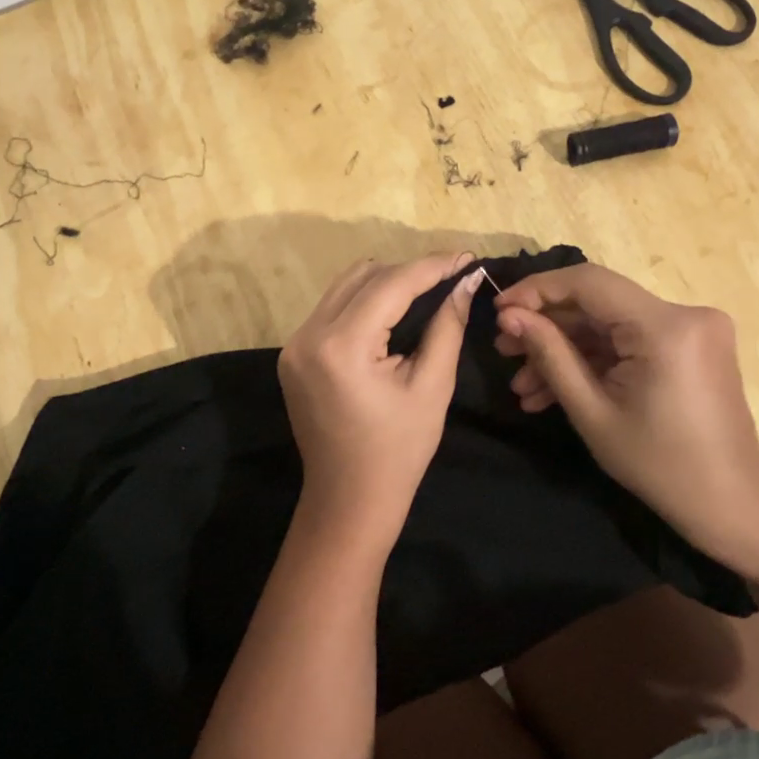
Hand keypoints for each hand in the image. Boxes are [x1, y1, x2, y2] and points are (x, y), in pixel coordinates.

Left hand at [279, 252, 484, 541]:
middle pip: (363, 276)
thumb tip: (464, 283)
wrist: (348, 500)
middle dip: (408, 272)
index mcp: (342, 346)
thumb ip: (446, 327)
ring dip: (384, 284)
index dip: (431, 267)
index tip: (466, 258)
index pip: (390, 284)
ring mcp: (294, 345)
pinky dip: (362, 304)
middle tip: (450, 279)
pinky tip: (392, 316)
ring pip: (343, 288)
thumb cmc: (398, 452)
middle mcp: (308, 335)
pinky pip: (330, 311)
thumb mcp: (431, 387)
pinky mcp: (292, 355)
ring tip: (425, 293)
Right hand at [492, 264, 758, 531]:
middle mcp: (686, 314)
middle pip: (598, 303)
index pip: (589, 282)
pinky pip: (629, 342)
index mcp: (665, 327)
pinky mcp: (690, 345)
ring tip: (522, 386)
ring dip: (565, 351)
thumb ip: (550, 355)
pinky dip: (594, 361)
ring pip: (609, 325)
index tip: (498, 310)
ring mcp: (692, 329)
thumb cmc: (657, 464)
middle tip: (504, 351)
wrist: (727, 501)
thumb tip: (509, 316)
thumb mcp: (591, 411)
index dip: (537, 290)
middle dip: (547, 327)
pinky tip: (554, 390)